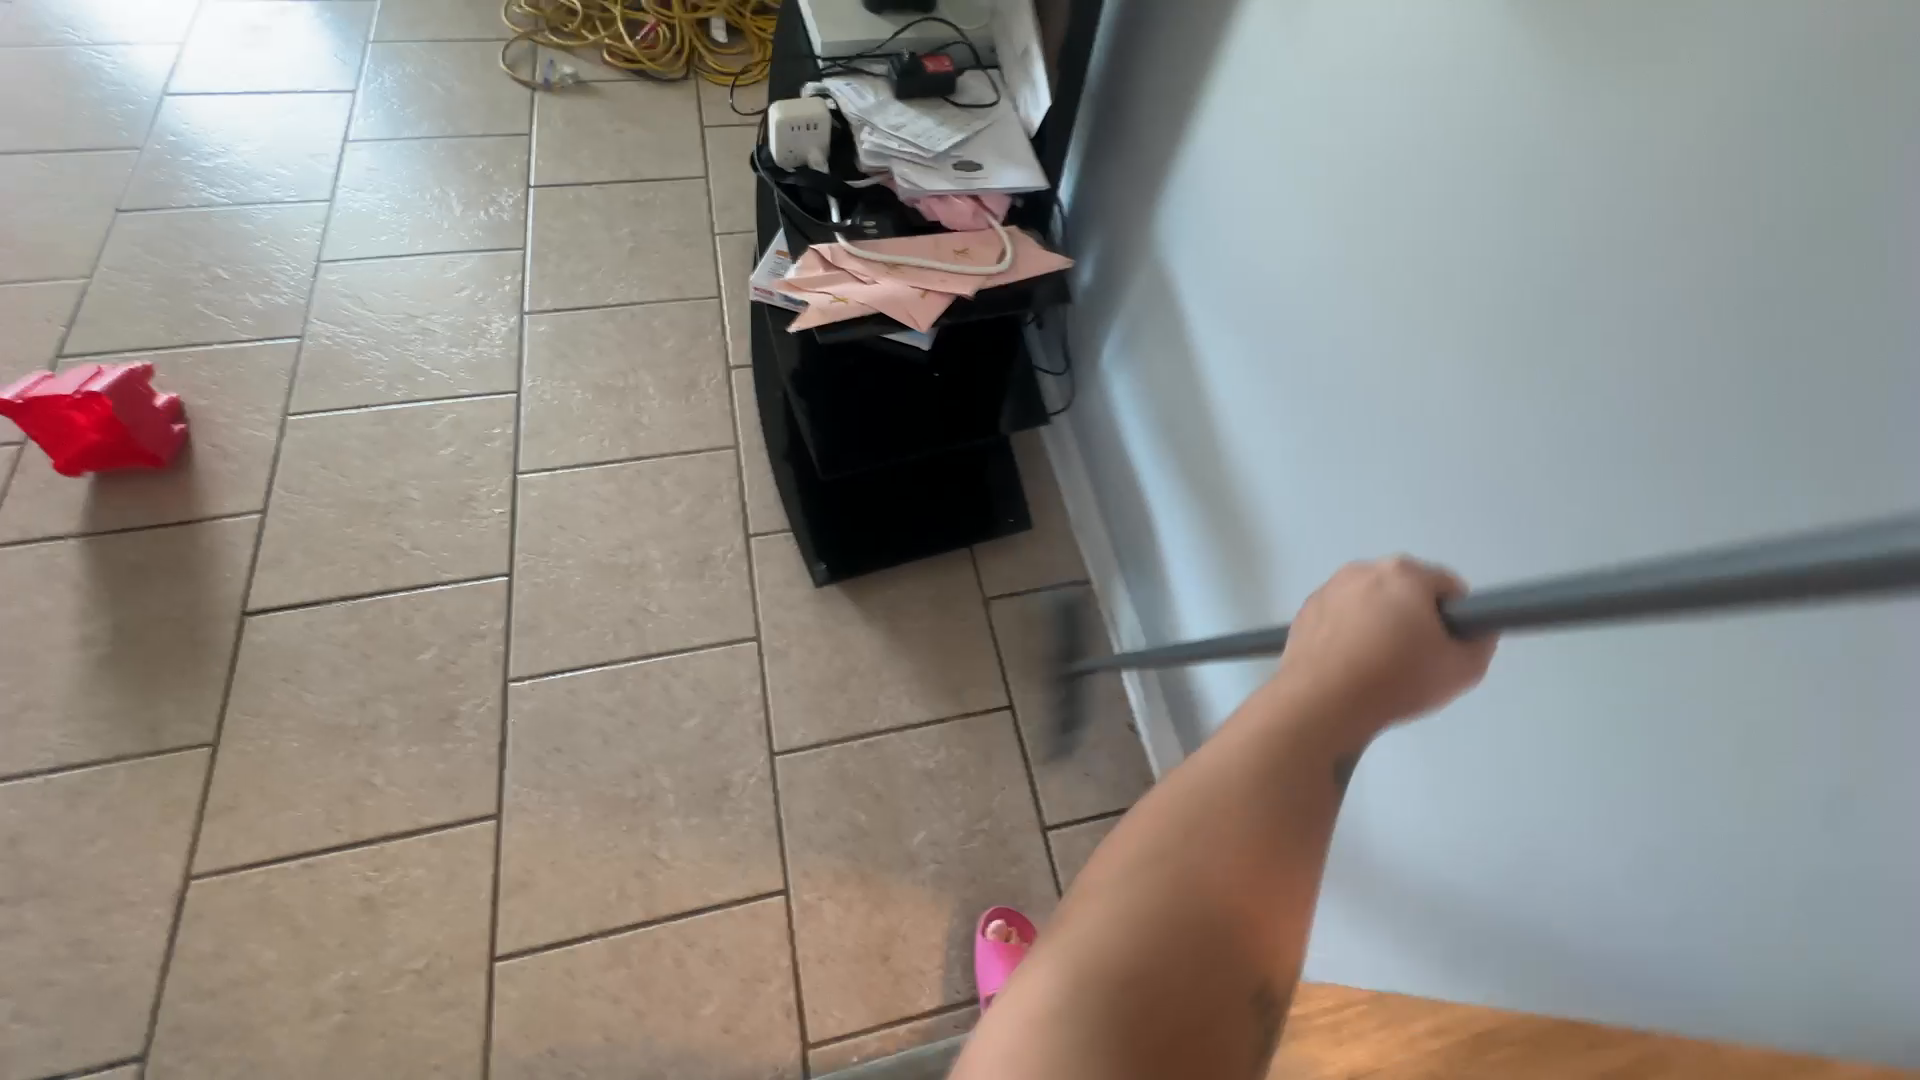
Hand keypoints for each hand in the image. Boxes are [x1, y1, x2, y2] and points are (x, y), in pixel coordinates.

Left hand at [1273, 557, 1496, 736]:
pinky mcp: (1303, 612)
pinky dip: (1347, 632)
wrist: (1322, 701)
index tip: (1445, 646)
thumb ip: (1481, 641)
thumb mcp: (1463, 668)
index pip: (1446, 587)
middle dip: (1413, 617)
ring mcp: (1326, 590)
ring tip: (1377, 664)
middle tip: (1413, 657)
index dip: (1455, 618)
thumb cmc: (1396, 679)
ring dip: (1377, 623)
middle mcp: (1360, 571)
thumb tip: (1472, 631)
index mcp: (1402, 573)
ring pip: (1367, 603)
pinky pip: (1338, 617)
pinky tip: (1348, 663)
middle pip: (1402, 591)